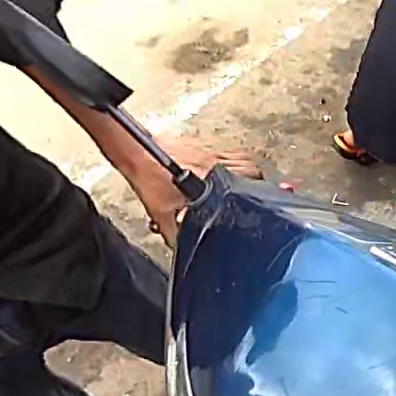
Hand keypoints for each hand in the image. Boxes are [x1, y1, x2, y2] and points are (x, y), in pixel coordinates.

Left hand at [136, 135, 263, 243]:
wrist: (134, 153)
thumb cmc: (147, 179)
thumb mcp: (161, 213)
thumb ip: (175, 234)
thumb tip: (183, 249)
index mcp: (210, 180)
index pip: (247, 182)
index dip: (257, 193)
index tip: (260, 201)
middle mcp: (216, 164)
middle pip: (252, 169)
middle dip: (257, 181)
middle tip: (253, 192)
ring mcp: (212, 152)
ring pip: (244, 159)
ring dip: (248, 170)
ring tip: (245, 180)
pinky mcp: (205, 145)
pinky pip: (229, 151)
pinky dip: (234, 160)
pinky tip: (227, 169)